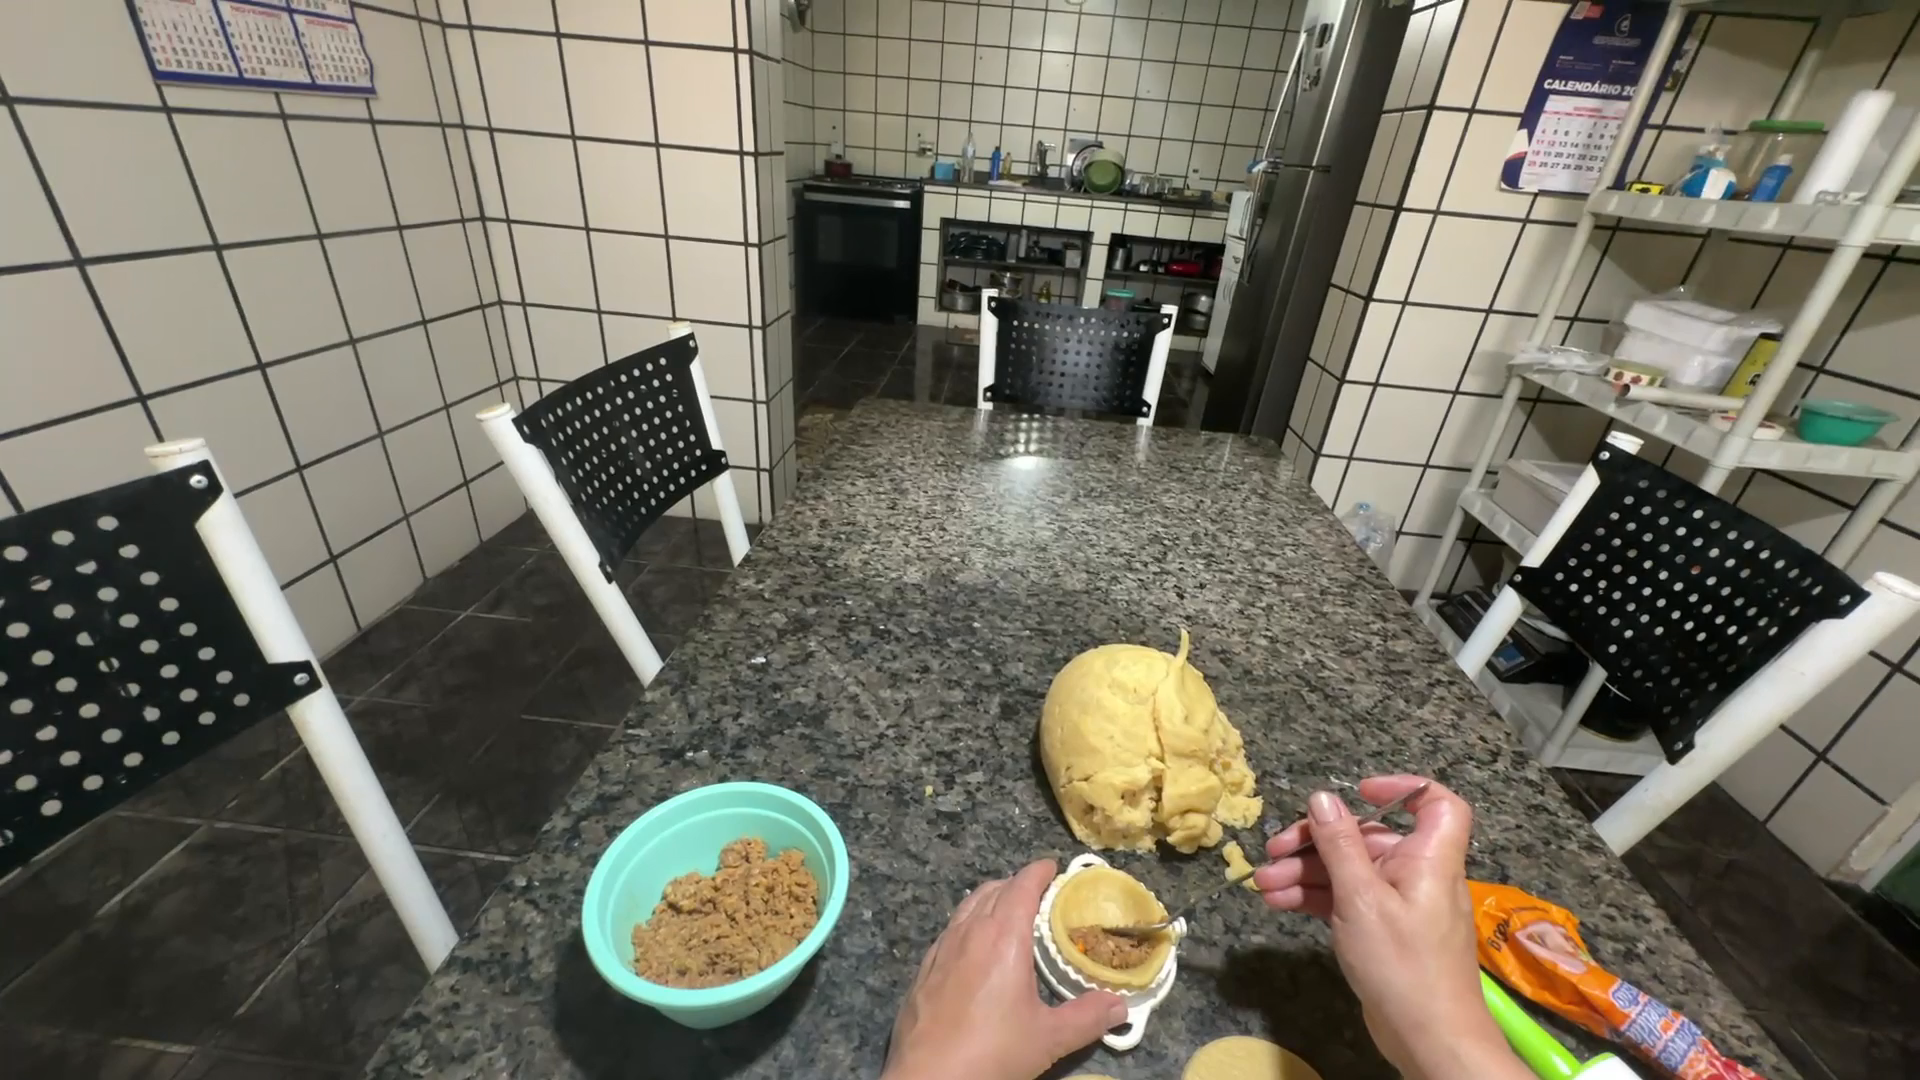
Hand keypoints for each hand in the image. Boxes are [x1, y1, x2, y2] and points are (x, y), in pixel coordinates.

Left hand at [882, 860, 1126, 1079]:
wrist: (928, 1078)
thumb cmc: (992, 1053)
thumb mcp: (1047, 1038)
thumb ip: (1087, 1017)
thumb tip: (1120, 1005)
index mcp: (1003, 935)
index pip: (1022, 885)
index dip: (1038, 871)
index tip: (1053, 866)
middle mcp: (970, 930)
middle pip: (994, 888)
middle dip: (1017, 884)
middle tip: (1038, 894)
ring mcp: (943, 945)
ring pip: (969, 904)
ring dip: (991, 898)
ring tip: (1007, 912)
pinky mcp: (925, 965)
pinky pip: (951, 928)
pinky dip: (969, 922)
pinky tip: (974, 946)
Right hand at [1253, 777, 1527, 1079]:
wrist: (1432, 1045)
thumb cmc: (1403, 965)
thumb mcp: (1361, 899)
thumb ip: (1339, 845)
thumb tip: (1322, 796)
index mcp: (1427, 859)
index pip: (1436, 805)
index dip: (1402, 789)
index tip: (1358, 791)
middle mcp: (1414, 874)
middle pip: (1366, 837)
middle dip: (1315, 842)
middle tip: (1274, 852)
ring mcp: (1397, 904)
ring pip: (1347, 870)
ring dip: (1304, 873)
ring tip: (1264, 885)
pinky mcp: (1381, 930)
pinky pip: (1344, 898)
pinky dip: (1313, 897)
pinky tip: (1278, 903)